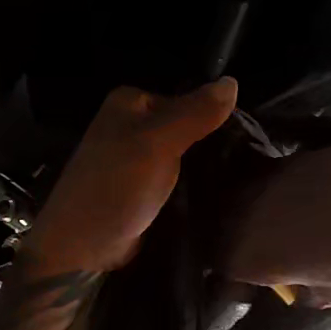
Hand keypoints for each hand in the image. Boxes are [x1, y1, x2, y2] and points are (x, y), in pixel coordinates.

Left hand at [20, 79, 238, 275]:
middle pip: (187, 128)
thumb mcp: (157, 143)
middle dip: (211, 145)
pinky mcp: (143, 189)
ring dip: (207, 169)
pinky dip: (194, 187)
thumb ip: (194, 113)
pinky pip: (177, 180)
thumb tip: (233, 82)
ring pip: (186, 155)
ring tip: (241, 181)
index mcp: (130, 103)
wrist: (82, 247)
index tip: (244, 142)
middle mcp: (132, 125)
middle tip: (248, 164)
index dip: (214, 119)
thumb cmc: (116, 187)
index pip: (188, 100)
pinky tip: (219, 196)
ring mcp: (137, 159)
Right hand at [223, 142, 330, 306]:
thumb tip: (301, 289)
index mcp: (256, 255)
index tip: (252, 280)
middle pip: (224, 227)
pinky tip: (304, 198)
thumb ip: (311, 292)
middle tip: (263, 251)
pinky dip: (279, 191)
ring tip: (281, 224)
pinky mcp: (295, 157)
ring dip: (254, 212)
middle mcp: (250, 215)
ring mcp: (271, 180)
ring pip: (244, 198)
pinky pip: (271, 178)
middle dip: (236, 240)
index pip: (224, 266)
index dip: (235, 274)